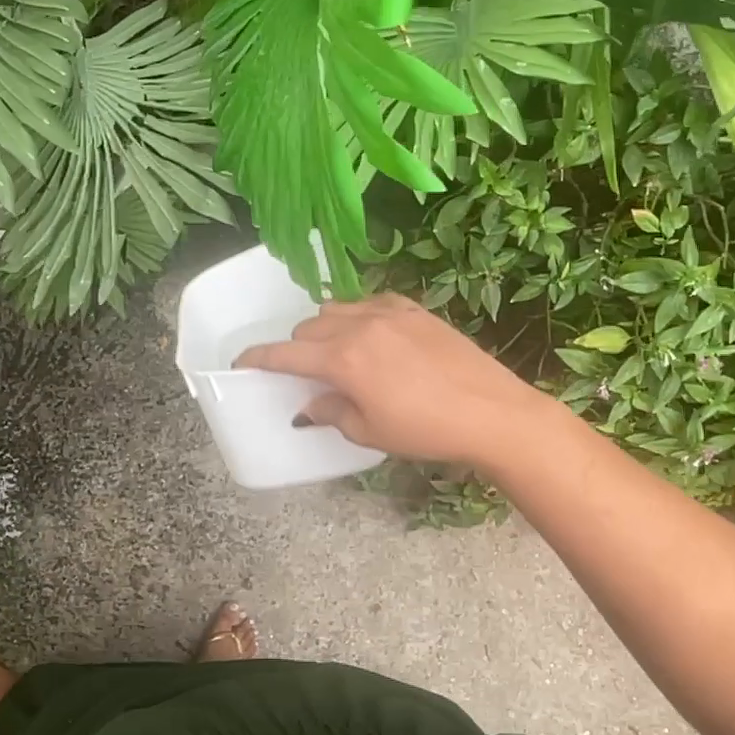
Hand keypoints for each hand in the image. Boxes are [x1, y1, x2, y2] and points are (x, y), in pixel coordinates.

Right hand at [233, 293, 558, 466]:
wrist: (494, 414)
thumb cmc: (426, 431)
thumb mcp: (369, 431)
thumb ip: (331, 412)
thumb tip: (311, 404)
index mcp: (342, 359)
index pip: (284, 354)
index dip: (257, 358)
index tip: (240, 363)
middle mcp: (360, 327)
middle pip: (307, 328)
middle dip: (296, 349)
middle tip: (304, 374)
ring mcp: (390, 314)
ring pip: (336, 310)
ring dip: (324, 330)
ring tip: (336, 354)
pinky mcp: (417, 312)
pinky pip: (370, 303)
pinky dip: (357, 316)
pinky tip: (370, 336)